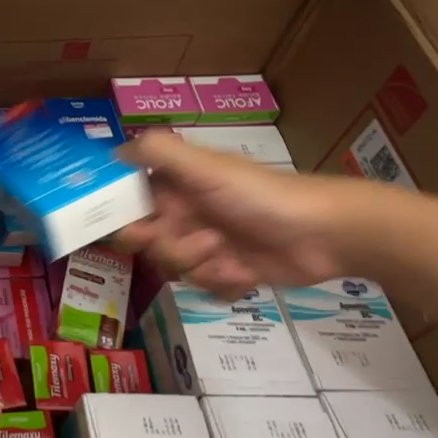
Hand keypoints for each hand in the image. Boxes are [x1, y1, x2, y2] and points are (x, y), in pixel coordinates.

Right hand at [113, 133, 372, 297]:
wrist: (324, 233)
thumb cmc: (258, 194)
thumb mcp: (205, 166)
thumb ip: (157, 152)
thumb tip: (113, 151)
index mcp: (175, 184)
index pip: (129, 202)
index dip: (125, 216)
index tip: (137, 227)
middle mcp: (185, 212)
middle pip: (146, 240)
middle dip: (168, 245)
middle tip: (197, 240)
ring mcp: (206, 243)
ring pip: (174, 266)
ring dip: (198, 263)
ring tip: (227, 252)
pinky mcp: (229, 271)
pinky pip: (204, 286)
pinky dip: (222, 282)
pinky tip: (243, 272)